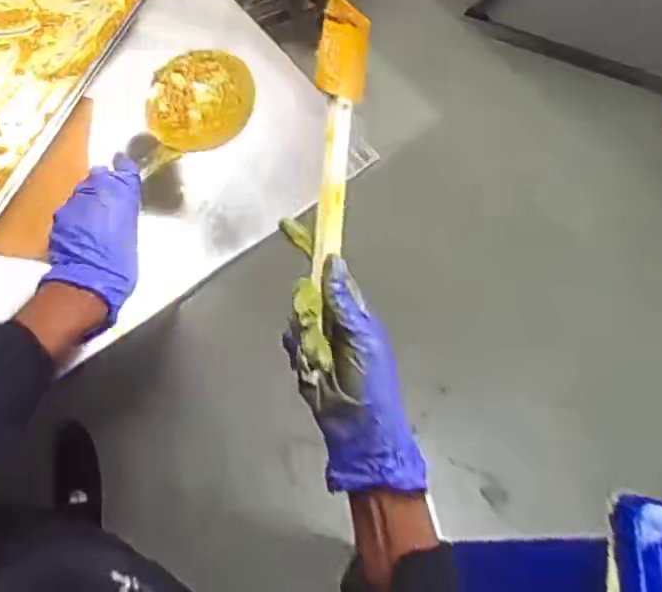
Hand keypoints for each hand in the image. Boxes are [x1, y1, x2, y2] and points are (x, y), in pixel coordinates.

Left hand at [42, 154, 140, 328]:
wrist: (87, 281)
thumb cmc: (120, 263)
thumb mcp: (131, 233)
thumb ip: (124, 213)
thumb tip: (119, 209)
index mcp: (122, 191)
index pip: (124, 168)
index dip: (122, 167)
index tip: (122, 163)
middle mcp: (96, 188)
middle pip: (97, 178)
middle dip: (101, 186)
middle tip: (107, 201)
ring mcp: (74, 201)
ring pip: (81, 194)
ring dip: (86, 202)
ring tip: (92, 220)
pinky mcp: (58, 216)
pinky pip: (69, 211)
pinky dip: (74, 217)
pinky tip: (78, 232)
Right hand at [284, 256, 427, 493]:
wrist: (360, 433)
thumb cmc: (372, 384)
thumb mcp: (362, 338)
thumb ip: (343, 301)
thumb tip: (333, 262)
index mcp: (353, 310)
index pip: (330, 271)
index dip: (313, 250)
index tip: (288, 228)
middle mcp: (334, 318)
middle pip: (305, 294)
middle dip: (308, 314)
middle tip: (319, 337)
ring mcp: (318, 337)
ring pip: (295, 318)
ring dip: (305, 340)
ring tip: (322, 363)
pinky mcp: (303, 356)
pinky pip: (289, 341)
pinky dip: (299, 355)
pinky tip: (314, 371)